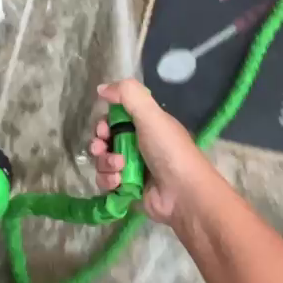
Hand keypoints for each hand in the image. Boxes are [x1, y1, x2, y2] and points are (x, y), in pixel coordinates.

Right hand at [88, 78, 223, 223]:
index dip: (104, 122)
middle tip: (102, 147)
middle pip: (105, 140)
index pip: (115, 118)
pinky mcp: (127, 189)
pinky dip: (108, 180)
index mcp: (145, 124)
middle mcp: (137, 144)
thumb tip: (101, 88)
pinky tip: (118, 182)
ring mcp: (132, 167)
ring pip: (103, 161)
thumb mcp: (151, 115)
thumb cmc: (169, 150)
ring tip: (118, 167)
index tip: (103, 128)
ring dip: (105, 162)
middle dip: (99, 143)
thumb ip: (127, 94)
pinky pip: (106, 181)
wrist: (183, 193)